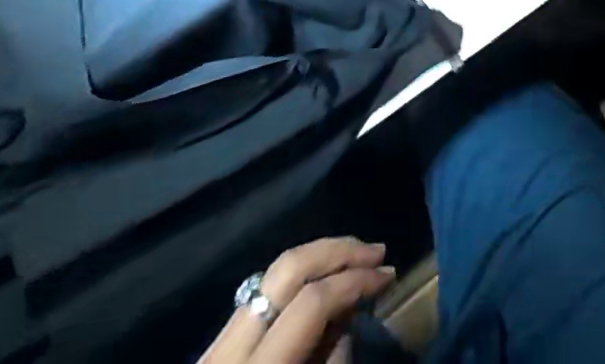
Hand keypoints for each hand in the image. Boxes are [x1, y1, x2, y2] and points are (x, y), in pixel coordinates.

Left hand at [198, 238, 396, 363]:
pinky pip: (263, 296)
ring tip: (358, 258)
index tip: (390, 277)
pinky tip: (325, 282)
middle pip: (287, 270)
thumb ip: (332, 362)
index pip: (311, 304)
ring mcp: (214, 347)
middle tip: (377, 253)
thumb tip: (346, 318)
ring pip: (272, 273)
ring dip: (321, 258)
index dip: (355, 281)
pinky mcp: (214, 350)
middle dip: (338, 252)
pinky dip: (299, 281)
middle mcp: (227, 351)